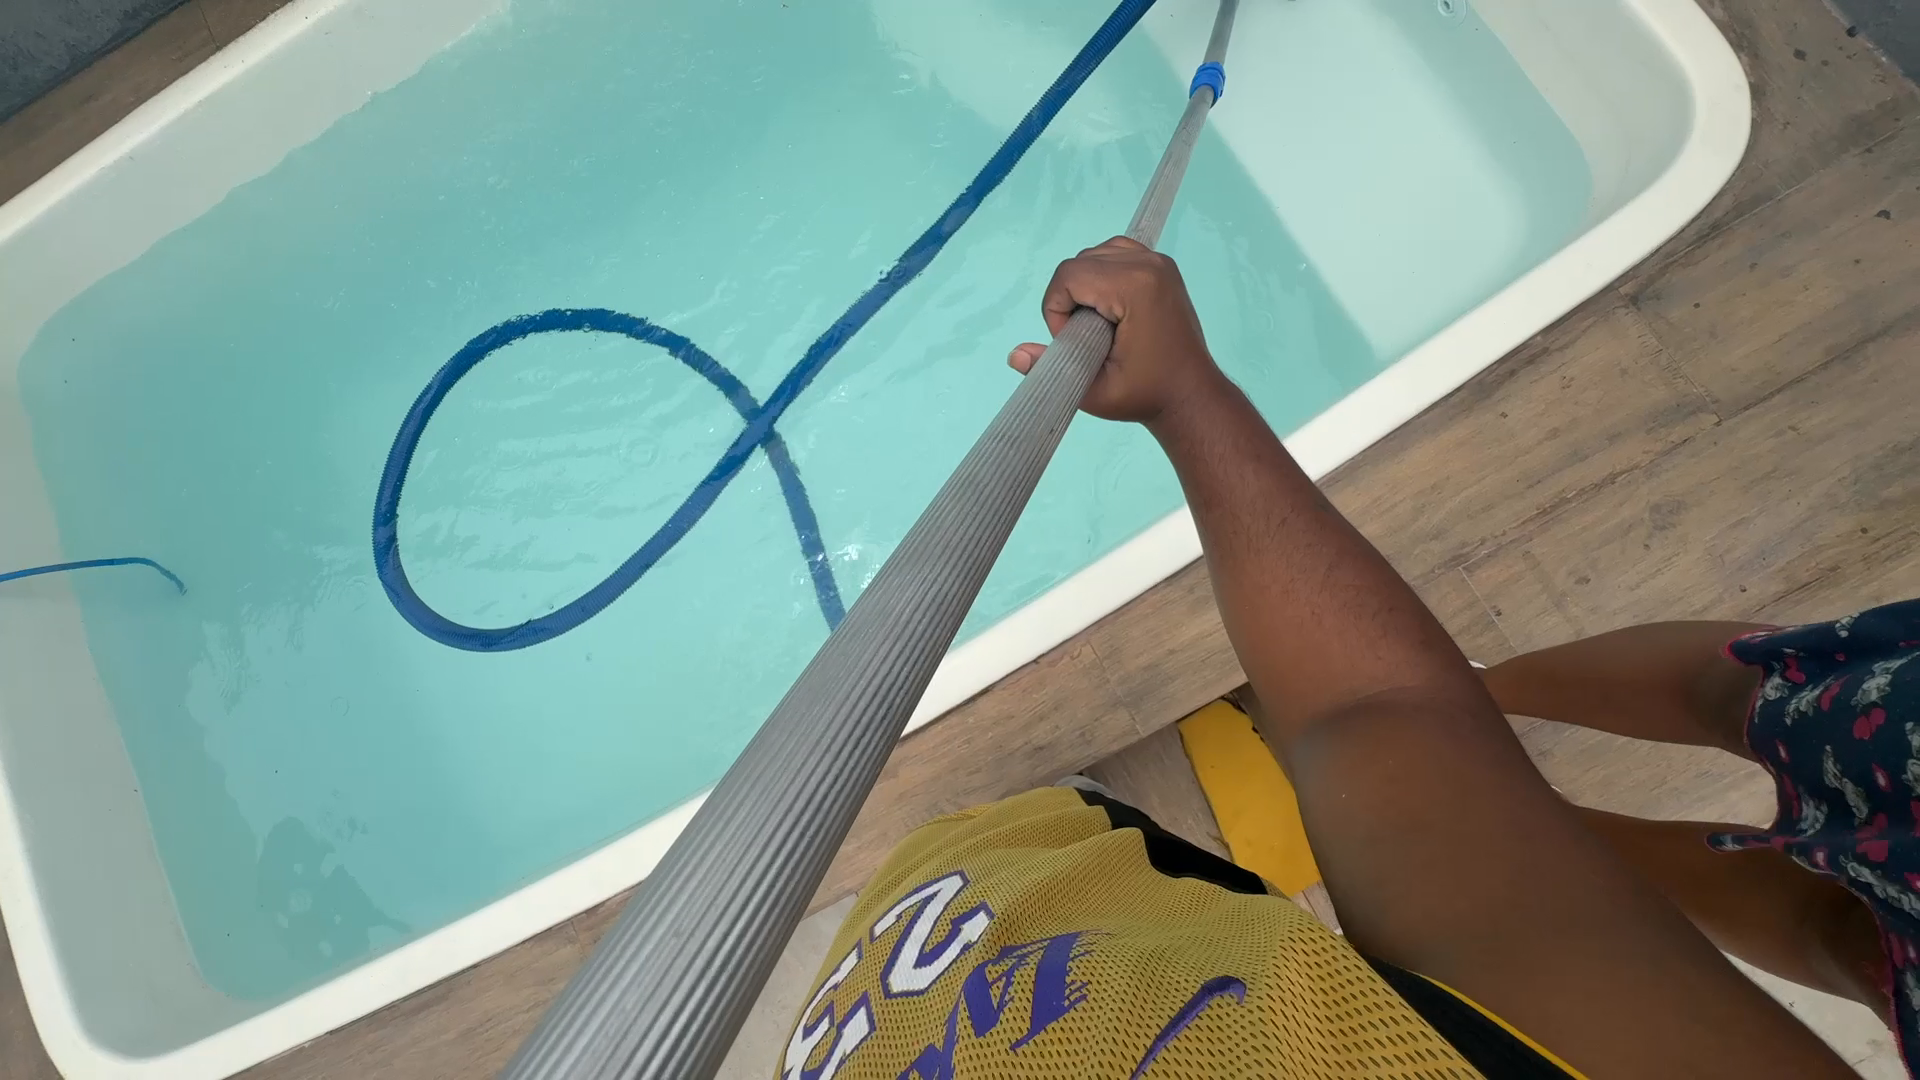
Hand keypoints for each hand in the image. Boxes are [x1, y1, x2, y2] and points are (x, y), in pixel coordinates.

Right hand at [1006, 236, 1227, 427]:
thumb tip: (1014, 354)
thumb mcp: (1093, 392)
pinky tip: (1108, 309)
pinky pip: (1116, 254)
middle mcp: (1148, 264)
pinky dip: (1102, 276)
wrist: (1189, 395)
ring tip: (1094, 323)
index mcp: (1135, 288)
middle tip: (1081, 337)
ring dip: (1084, 286)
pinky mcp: (1162, 266)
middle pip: (1080, 262)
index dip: (1056, 309)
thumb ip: (1052, 368)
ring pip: (1096, 255)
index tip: (1071, 342)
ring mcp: (1158, 261)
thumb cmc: (1144, 397)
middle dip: (1068, 298)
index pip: (1069, 276)